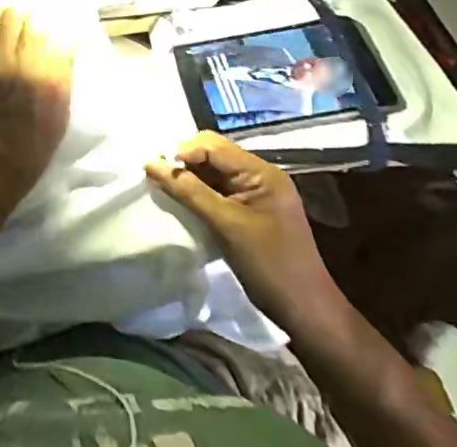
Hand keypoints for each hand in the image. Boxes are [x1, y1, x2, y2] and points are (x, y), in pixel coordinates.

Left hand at [0, 7, 74, 205]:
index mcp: (55, 77)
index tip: (56, 28)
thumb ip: (63, 78)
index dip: (58, 31)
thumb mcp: (61, 114)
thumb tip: (63, 49)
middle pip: (33, 24)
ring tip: (15, 15)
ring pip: (9, 20)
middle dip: (35, 19)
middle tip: (34, 19)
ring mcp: (1, 59)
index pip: (60, 39)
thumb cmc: (34, 146)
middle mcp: (29, 62)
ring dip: (13, 14)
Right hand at [145, 133, 345, 332]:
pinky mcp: (248, 211)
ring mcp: (255, 193)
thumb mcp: (226, 224)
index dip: (182, 152)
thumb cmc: (270, 265)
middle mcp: (259, 175)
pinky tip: (181, 203)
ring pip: (211, 172)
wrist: (305, 312)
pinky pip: (216, 190)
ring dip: (188, 178)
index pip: (213, 145)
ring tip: (164, 189)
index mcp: (261, 172)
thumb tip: (151, 163)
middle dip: (183, 163)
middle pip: (211, 154)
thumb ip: (189, 191)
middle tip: (157, 178)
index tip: (155, 169)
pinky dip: (197, 193)